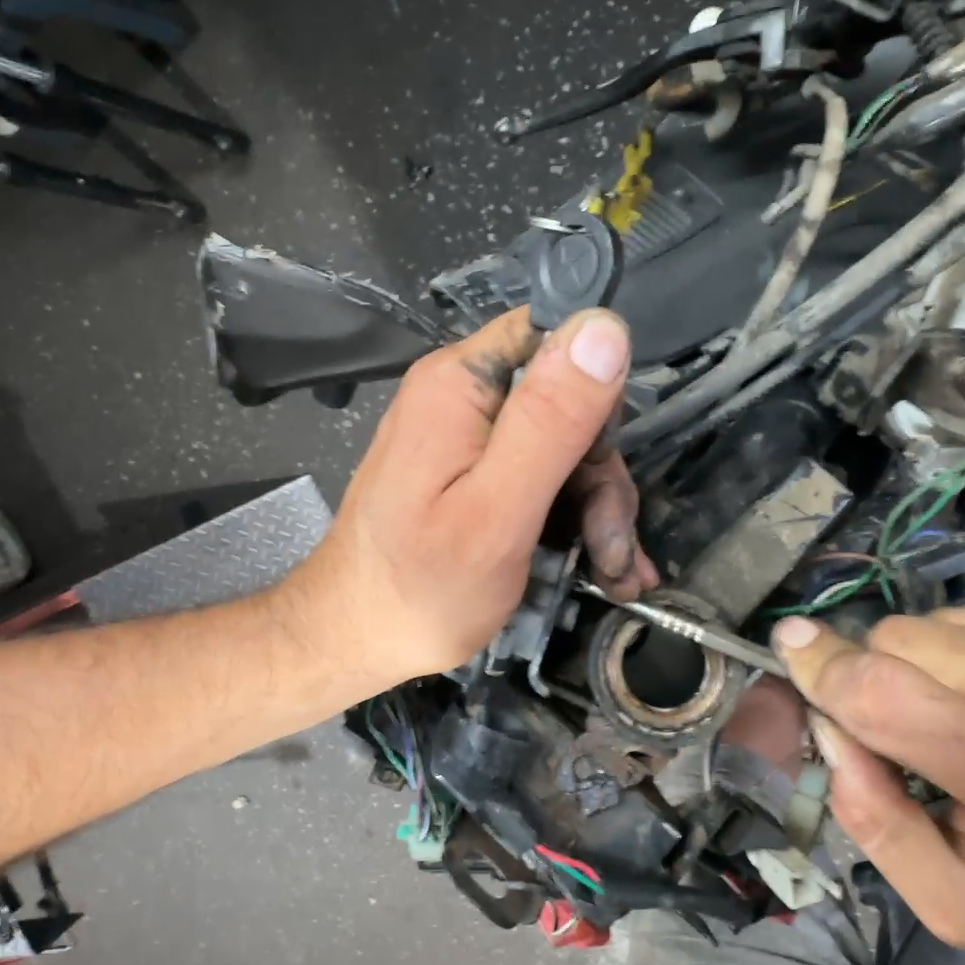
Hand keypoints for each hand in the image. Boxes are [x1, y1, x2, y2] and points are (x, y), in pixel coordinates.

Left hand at [284, 307, 658, 685]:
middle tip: (610, 550)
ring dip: (595, 510)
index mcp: (459, 384)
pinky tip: (599, 567)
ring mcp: (463, 436)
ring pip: (561, 448)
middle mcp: (459, 395)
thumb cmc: (420, 587)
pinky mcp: (470, 473)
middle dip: (600, 475)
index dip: (596, 393)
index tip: (599, 465)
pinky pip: (538, 476)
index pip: (555, 337)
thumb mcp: (497, 511)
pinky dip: (571, 519)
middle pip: (566, 403)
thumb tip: (605, 325)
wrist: (354, 639)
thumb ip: (550, 420)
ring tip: (611, 574)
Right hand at [773, 585, 964, 947]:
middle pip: (897, 644)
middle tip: (916, 727)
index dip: (826, 675)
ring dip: (922, 661)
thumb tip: (832, 735)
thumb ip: (878, 830)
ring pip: (928, 621)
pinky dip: (963, 641)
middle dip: (876, 676)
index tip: (793, 659)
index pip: (893, 699)